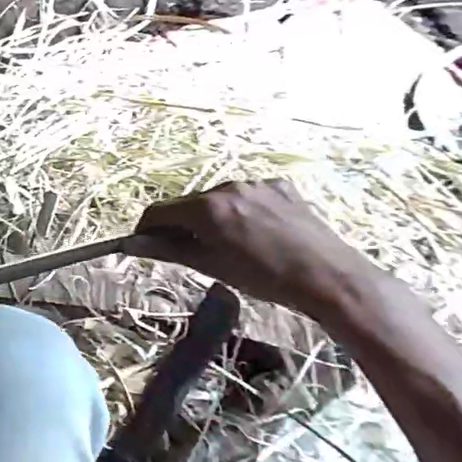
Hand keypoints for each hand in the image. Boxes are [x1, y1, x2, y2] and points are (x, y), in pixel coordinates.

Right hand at [133, 181, 398, 320]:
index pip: (159, 211)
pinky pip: (249, 196)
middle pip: (189, 203)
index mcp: (207, 207)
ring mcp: (256, 183)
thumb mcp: (213, 267)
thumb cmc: (265, 278)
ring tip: (229, 246)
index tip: (144, 244)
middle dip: (181, 225)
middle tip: (189, 253)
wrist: (327, 276)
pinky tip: (257, 234)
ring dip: (213, 218)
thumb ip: (170, 250)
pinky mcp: (280, 186)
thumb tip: (134, 244)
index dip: (146, 229)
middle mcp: (228, 186)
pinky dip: (243, 211)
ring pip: (219, 199)